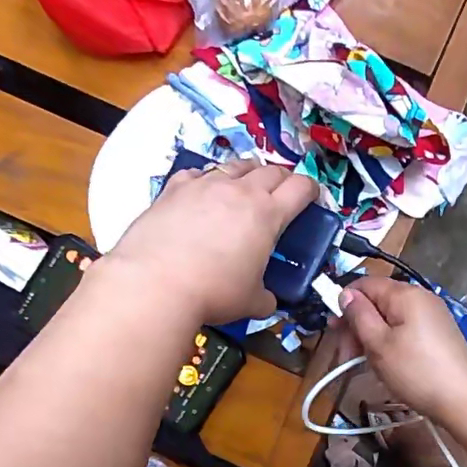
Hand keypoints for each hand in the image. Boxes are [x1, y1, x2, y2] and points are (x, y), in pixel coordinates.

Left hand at [107, 159, 318, 324]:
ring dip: (249, 172)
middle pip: (271, 170)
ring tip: (247, 186)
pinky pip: (199, 173)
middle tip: (283, 194)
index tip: (312, 197)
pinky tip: (204, 194)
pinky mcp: (174, 188)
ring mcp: (204, 185)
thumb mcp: (253, 301)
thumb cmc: (214, 292)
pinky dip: (208, 180)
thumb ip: (266, 295)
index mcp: (268, 214)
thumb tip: (266, 300)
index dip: (312, 190)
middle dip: (283, 179)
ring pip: (235, 164)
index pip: (301, 187)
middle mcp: (239, 191)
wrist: (154, 283)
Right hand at [337, 276, 466, 423]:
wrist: (463, 400)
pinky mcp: (439, 334)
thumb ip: (359, 315)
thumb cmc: (416, 371)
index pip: (365, 284)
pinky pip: (406, 330)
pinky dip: (391, 344)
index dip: (345, 304)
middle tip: (347, 357)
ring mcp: (433, 316)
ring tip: (366, 366)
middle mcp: (421, 298)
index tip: (334, 332)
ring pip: (391, 319)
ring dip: (372, 338)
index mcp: (406, 294)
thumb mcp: (379, 344)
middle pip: (378, 302)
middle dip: (357, 326)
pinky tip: (388, 365)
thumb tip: (346, 294)